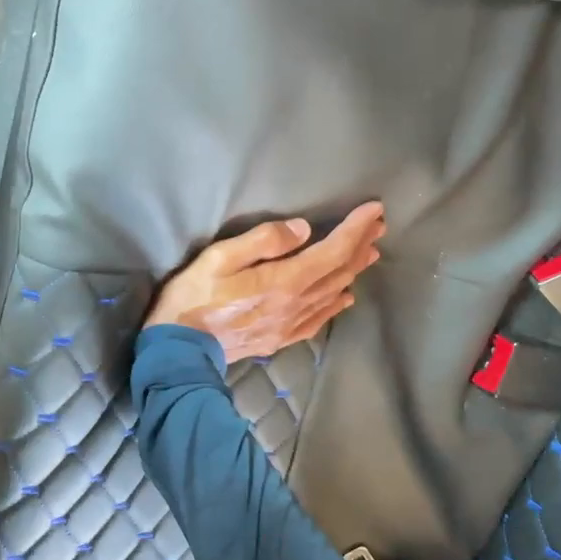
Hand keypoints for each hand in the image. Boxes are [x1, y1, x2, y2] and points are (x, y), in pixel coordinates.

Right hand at [144, 202, 386, 362]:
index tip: (374, 209)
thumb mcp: (218, 258)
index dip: (356, 229)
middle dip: (362, 245)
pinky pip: (319, 319)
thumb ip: (262, 240)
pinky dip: (336, 304)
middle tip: (379, 225)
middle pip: (340, 271)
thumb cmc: (194, 297)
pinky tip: (344, 298)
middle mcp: (297, 303)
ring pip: (334, 294)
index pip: (334, 250)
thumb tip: (302, 229)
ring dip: (354, 270)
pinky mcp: (280, 339)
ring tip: (369, 253)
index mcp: (284, 280)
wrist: (181, 350)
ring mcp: (290, 325)